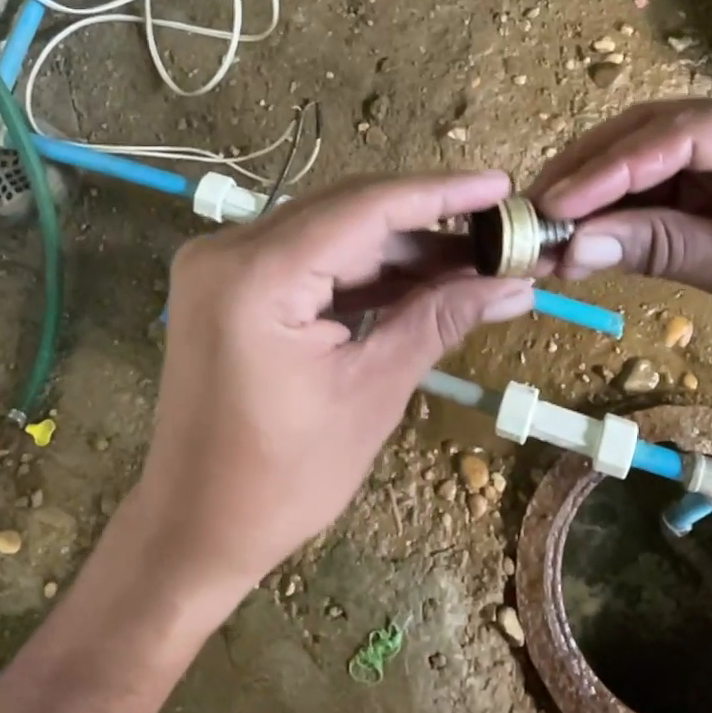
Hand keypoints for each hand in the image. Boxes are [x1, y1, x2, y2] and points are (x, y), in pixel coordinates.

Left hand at [138, 172, 536, 584]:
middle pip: (345, 212)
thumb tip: (515, 284)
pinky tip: (420, 277)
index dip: (439, 194)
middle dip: (425, 222)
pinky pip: (306, 259)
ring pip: (329, 232)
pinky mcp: (227, 284)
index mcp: (257, 277)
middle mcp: (228, 250)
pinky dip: (361, 270)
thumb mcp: (372, 393)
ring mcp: (221, 264)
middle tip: (497, 228)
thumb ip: (438, 320)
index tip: (501, 186)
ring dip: (398, 247)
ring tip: (473, 257)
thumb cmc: (283, 478)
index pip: (364, 209)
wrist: (196, 525)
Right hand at [530, 89, 711, 385]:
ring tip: (545, 227)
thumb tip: (571, 247)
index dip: (610, 168)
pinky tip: (580, 233)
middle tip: (534, 213)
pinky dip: (618, 214)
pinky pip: (659, 189)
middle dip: (591, 174)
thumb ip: (663, 247)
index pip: (684, 132)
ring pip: (648, 158)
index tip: (553, 204)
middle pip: (656, 133)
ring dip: (596, 194)